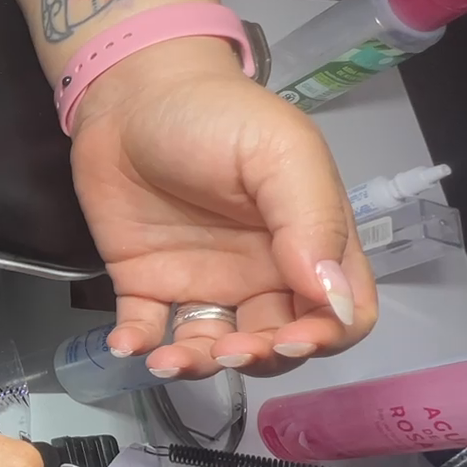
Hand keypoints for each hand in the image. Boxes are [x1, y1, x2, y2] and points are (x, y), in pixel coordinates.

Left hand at [69, 38, 379, 379]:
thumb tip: (332, 295)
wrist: (129, 104)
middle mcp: (256, 272)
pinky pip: (145, 325)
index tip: (293, 340)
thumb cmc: (215, 118)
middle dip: (255, 358)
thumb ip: (310, 221)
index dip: (324, 336)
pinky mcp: (141, 279)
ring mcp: (196, 279)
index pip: (338, 312)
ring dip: (196, 363)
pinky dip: (138, 343)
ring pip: (208, 343)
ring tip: (169, 361)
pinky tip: (128, 346)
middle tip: (227, 352)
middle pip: (272, 340)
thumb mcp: (280, 155)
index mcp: (307, 244)